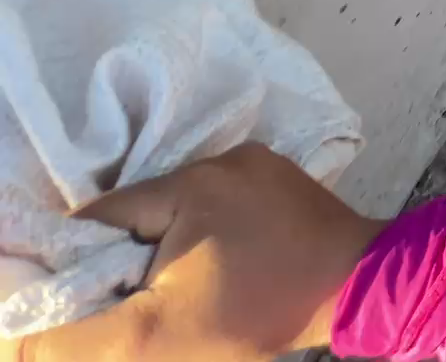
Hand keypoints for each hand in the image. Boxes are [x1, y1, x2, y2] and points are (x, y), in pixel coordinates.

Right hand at [4, 144, 383, 361]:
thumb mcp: (140, 338)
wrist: (358, 282)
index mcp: (194, 181)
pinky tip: (211, 273)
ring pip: (178, 215)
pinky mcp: (284, 184)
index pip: (94, 221)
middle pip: (137, 216)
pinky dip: (201, 241)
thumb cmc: (257, 306)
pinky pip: (218, 210)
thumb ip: (57, 336)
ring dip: (162, 254)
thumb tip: (14, 326)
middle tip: (137, 302)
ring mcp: (263, 167)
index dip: (74, 269)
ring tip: (178, 291)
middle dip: (121, 263)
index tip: (89, 304)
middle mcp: (229, 161)